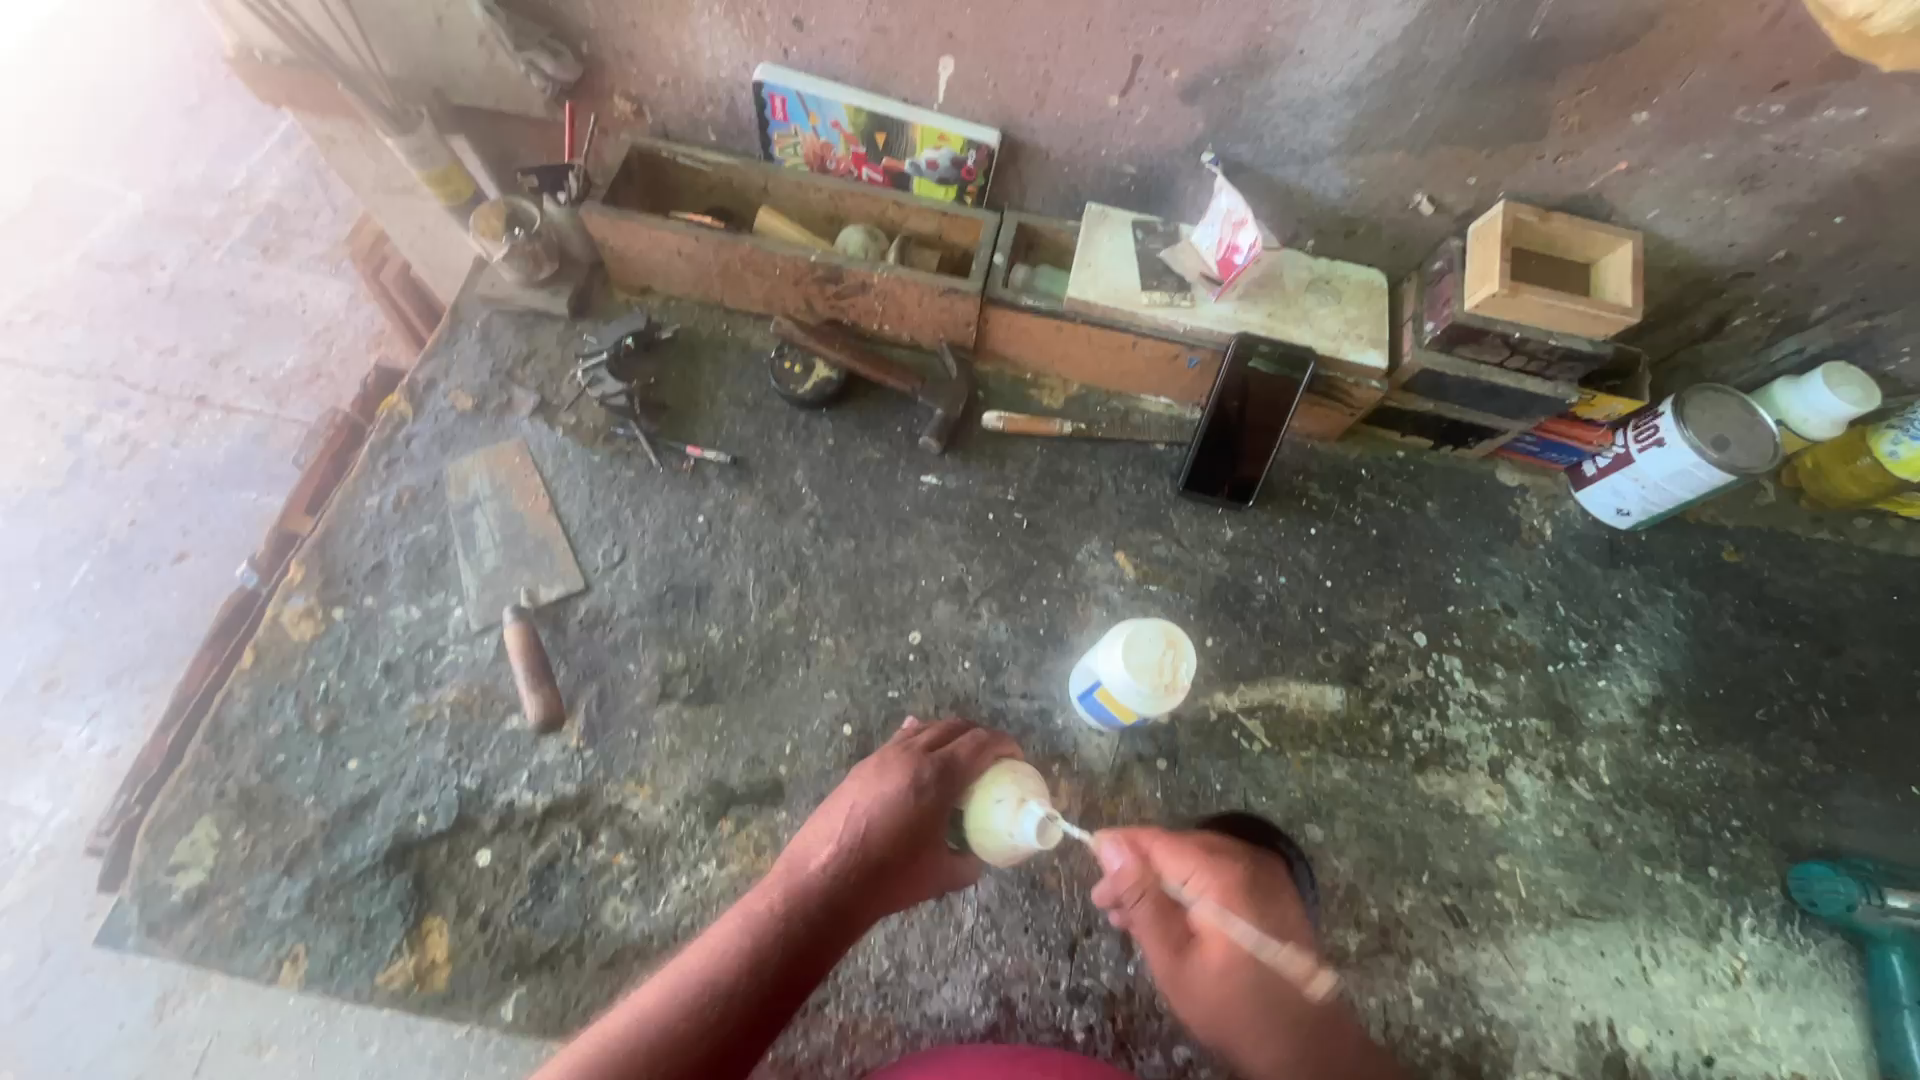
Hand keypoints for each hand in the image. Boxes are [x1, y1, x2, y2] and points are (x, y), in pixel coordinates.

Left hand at [769, 716, 1019, 927]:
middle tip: (991, 759)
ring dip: (949, 736)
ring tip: (957, 759)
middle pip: (956, 727)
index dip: (1005, 745)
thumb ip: (969, 861)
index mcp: (939, 776)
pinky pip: (899, 740)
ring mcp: (883, 756)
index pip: (982, 742)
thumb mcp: (942, 876)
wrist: (823, 880)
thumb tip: (976, 856)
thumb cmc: (888, 879)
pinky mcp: (863, 766)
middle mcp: (912, 754)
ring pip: (925, 728)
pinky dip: (919, 742)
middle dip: (979, 737)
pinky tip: (920, 756)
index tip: (1016, 758)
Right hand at [1092, 827, 1401, 1078]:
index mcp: (1222, 872)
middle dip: (1137, 871)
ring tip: (1131, 915)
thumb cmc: (1233, 1009)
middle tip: (1106, 905)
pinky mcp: (1272, 886)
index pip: (1155, 840)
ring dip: (1161, 881)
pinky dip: (1190, 888)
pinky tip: (1171, 916)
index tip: (1090, 867)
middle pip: (1174, 847)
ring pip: (1194, 859)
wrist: (1310, 1048)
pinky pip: (1218, 872)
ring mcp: (1264, 870)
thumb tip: (1108, 845)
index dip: (1119, 849)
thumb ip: (1141, 897)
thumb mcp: (1173, 959)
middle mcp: (1245, 857)